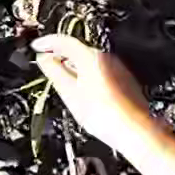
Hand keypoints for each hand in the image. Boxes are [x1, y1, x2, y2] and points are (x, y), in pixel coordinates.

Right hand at [32, 34, 159, 151]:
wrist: (136, 133)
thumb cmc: (103, 115)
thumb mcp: (69, 93)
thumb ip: (54, 71)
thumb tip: (44, 59)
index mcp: (90, 57)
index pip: (64, 41)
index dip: (47, 42)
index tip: (37, 45)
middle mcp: (106, 58)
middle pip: (77, 49)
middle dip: (60, 54)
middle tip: (46, 61)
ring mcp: (117, 68)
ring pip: (89, 60)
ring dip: (73, 64)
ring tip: (62, 77)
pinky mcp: (124, 80)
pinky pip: (99, 70)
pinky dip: (86, 73)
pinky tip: (82, 88)